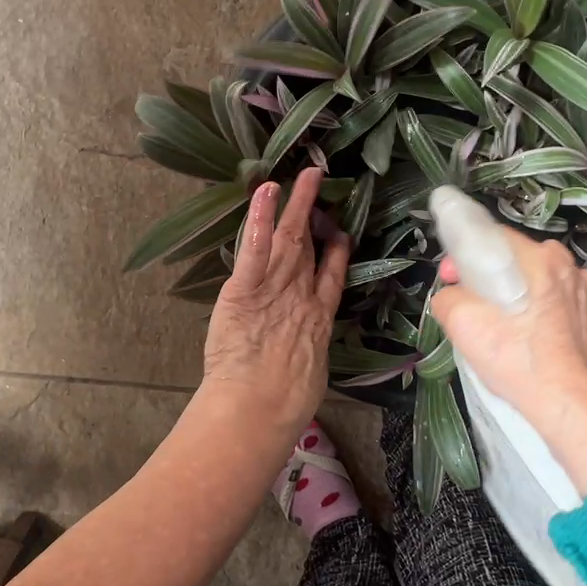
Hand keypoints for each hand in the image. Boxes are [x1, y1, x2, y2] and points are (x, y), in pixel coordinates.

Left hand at [202, 168, 350, 435]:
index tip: (339, 230)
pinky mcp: (247, 288)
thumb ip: (309, 352)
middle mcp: (302, 295)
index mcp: (317, 317)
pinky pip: (256, 246)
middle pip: (310, 247)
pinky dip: (261, 217)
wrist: (259, 409)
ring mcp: (277, 289)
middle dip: (316, 214)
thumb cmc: (282, 404)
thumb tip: (308, 352)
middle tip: (322, 183)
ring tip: (305, 176)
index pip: (330, 273)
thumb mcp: (307, 373)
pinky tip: (267, 190)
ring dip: (296, 205)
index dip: (334, 250)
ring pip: (288, 238)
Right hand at [432, 229, 586, 493]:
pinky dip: (548, 300)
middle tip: (472, 302)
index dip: (464, 257)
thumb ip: (447, 296)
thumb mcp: (461, 323)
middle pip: (515, 256)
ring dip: (519, 287)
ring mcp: (584, 286)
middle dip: (489, 274)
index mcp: (534, 255)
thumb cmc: (513, 358)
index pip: (490, 238)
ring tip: (505, 317)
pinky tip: (538, 319)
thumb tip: (451, 294)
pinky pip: (564, 293)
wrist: (563, 401)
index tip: (451, 280)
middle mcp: (564, 262)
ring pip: (539, 274)